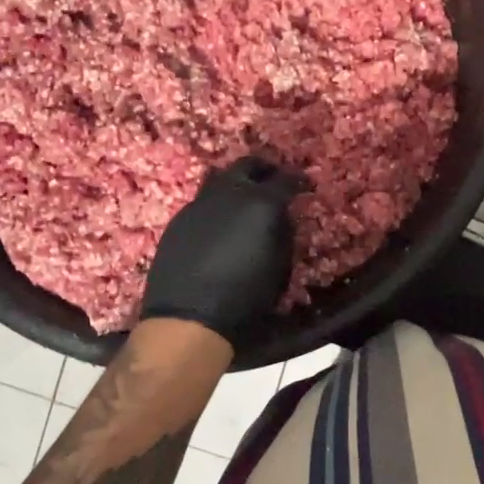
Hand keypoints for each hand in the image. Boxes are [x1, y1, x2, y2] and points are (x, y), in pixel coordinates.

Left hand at [139, 156, 304, 354]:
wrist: (190, 318)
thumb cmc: (247, 297)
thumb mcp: (281, 266)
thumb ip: (283, 232)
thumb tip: (281, 216)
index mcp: (261, 203)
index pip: (286, 179)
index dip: (298, 179)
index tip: (304, 184)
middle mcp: (230, 193)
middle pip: (248, 165)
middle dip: (264, 169)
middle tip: (273, 180)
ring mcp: (199, 203)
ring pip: (219, 177)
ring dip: (235, 182)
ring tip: (243, 196)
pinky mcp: (178, 218)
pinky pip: (202, 200)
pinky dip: (216, 204)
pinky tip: (219, 223)